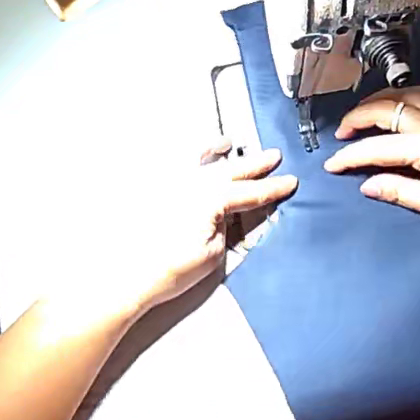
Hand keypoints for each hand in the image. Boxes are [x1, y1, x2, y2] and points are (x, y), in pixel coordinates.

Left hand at [66, 144, 297, 322]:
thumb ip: (227, 227)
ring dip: (218, 151)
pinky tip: (191, 154)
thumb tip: (231, 214)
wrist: (129, 276)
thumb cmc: (170, 269)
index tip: (290, 182)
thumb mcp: (214, 253)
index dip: (272, 188)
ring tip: (229, 142)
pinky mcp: (154, 190)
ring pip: (201, 160)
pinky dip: (185, 156)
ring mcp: (170, 183)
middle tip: (273, 156)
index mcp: (210, 198)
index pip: (249, 192)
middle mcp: (191, 183)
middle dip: (254, 164)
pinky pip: (172, 165)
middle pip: (230, 170)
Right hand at [322, 87, 419, 228]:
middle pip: (384, 109)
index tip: (332, 165)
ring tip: (364, 115)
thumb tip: (368, 186)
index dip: (349, 157)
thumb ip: (400, 191)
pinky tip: (402, 103)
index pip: (376, 148)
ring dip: (378, 101)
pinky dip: (406, 94)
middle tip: (342, 135)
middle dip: (356, 119)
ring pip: (403, 94)